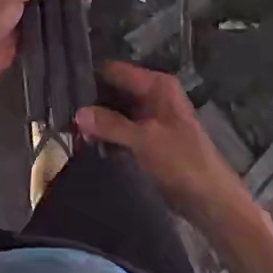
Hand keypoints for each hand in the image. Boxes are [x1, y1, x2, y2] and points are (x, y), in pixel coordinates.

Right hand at [75, 61, 249, 221]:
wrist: (211, 201)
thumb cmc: (182, 162)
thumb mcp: (144, 140)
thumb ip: (110, 125)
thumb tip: (77, 112)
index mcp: (157, 86)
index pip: (116, 71)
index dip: (92, 77)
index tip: (63, 87)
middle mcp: (154, 96)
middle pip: (115, 91)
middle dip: (91, 103)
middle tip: (60, 114)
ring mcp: (152, 119)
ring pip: (117, 113)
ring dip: (97, 123)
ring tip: (67, 131)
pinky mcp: (149, 141)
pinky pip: (122, 132)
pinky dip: (107, 137)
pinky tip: (86, 146)